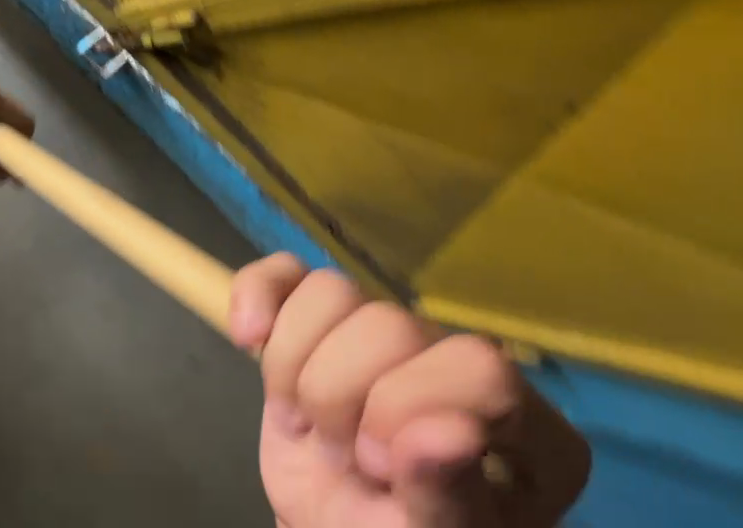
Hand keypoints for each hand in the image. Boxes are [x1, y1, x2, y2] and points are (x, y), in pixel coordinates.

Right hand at [230, 254, 589, 527]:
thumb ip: (448, 494)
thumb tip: (450, 432)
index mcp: (518, 418)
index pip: (476, 365)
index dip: (408, 402)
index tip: (377, 464)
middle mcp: (450, 360)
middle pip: (388, 323)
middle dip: (339, 394)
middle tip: (340, 455)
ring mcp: (377, 334)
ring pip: (331, 293)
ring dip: (293, 365)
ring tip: (303, 422)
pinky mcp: (312, 319)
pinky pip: (283, 273)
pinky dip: (255, 297)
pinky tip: (248, 340)